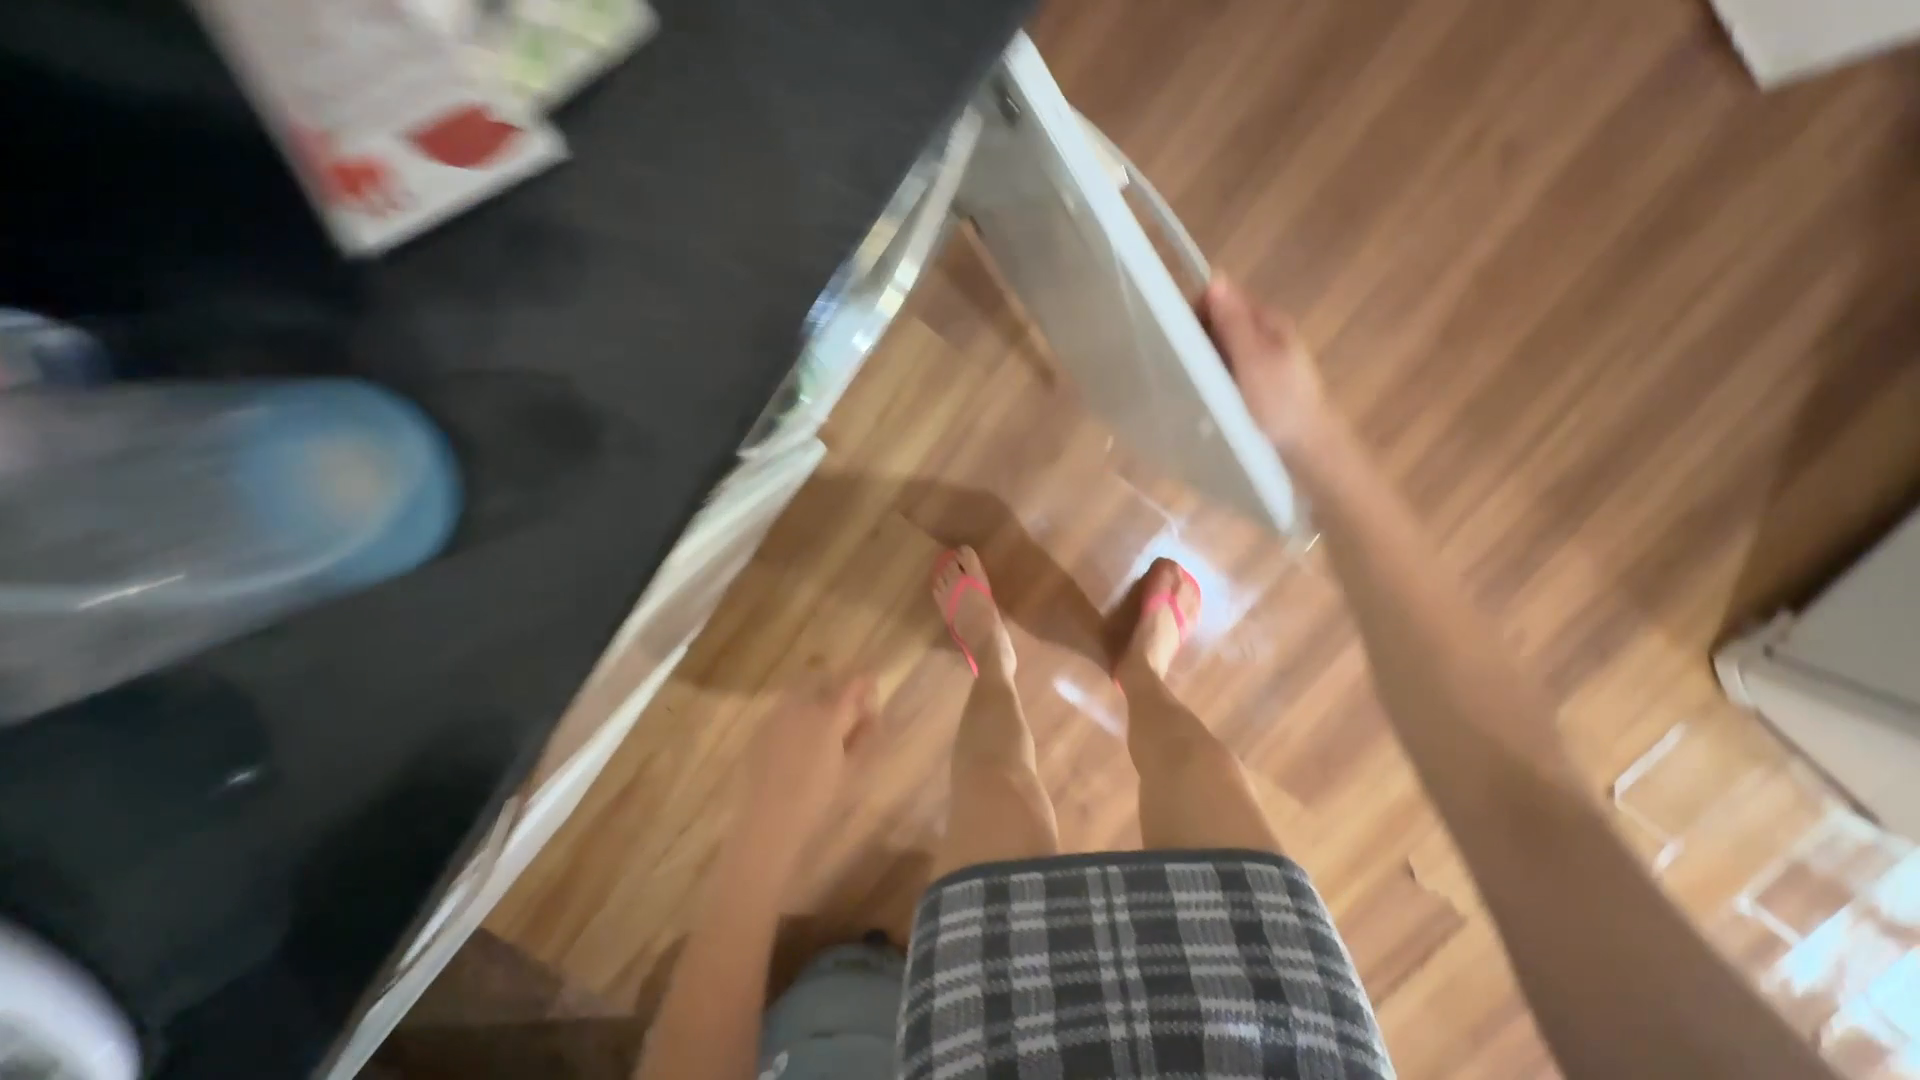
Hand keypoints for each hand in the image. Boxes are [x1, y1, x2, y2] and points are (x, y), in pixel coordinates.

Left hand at [736, 673, 875, 852]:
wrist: (769, 823)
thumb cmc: (819, 801)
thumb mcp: (852, 768)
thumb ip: (864, 735)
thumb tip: (870, 714)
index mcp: (829, 715)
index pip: (853, 682)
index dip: (865, 682)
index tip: (872, 687)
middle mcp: (801, 705)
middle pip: (823, 677)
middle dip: (838, 685)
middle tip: (848, 707)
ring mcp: (776, 714)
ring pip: (800, 690)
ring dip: (816, 696)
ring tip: (824, 722)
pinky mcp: (760, 728)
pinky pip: (783, 708)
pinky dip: (796, 712)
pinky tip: (799, 738)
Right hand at [1197, 276, 1334, 451]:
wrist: (1308, 448)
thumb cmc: (1279, 402)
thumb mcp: (1253, 359)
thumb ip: (1233, 322)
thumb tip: (1215, 279)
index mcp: (1267, 321)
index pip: (1223, 298)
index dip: (1197, 311)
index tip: (1179, 336)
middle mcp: (1265, 335)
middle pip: (1221, 322)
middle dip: (1200, 337)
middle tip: (1184, 364)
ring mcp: (1263, 361)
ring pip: (1223, 348)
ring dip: (1206, 359)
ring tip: (1192, 381)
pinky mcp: (1258, 385)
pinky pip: (1228, 370)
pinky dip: (1215, 377)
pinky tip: (1207, 394)